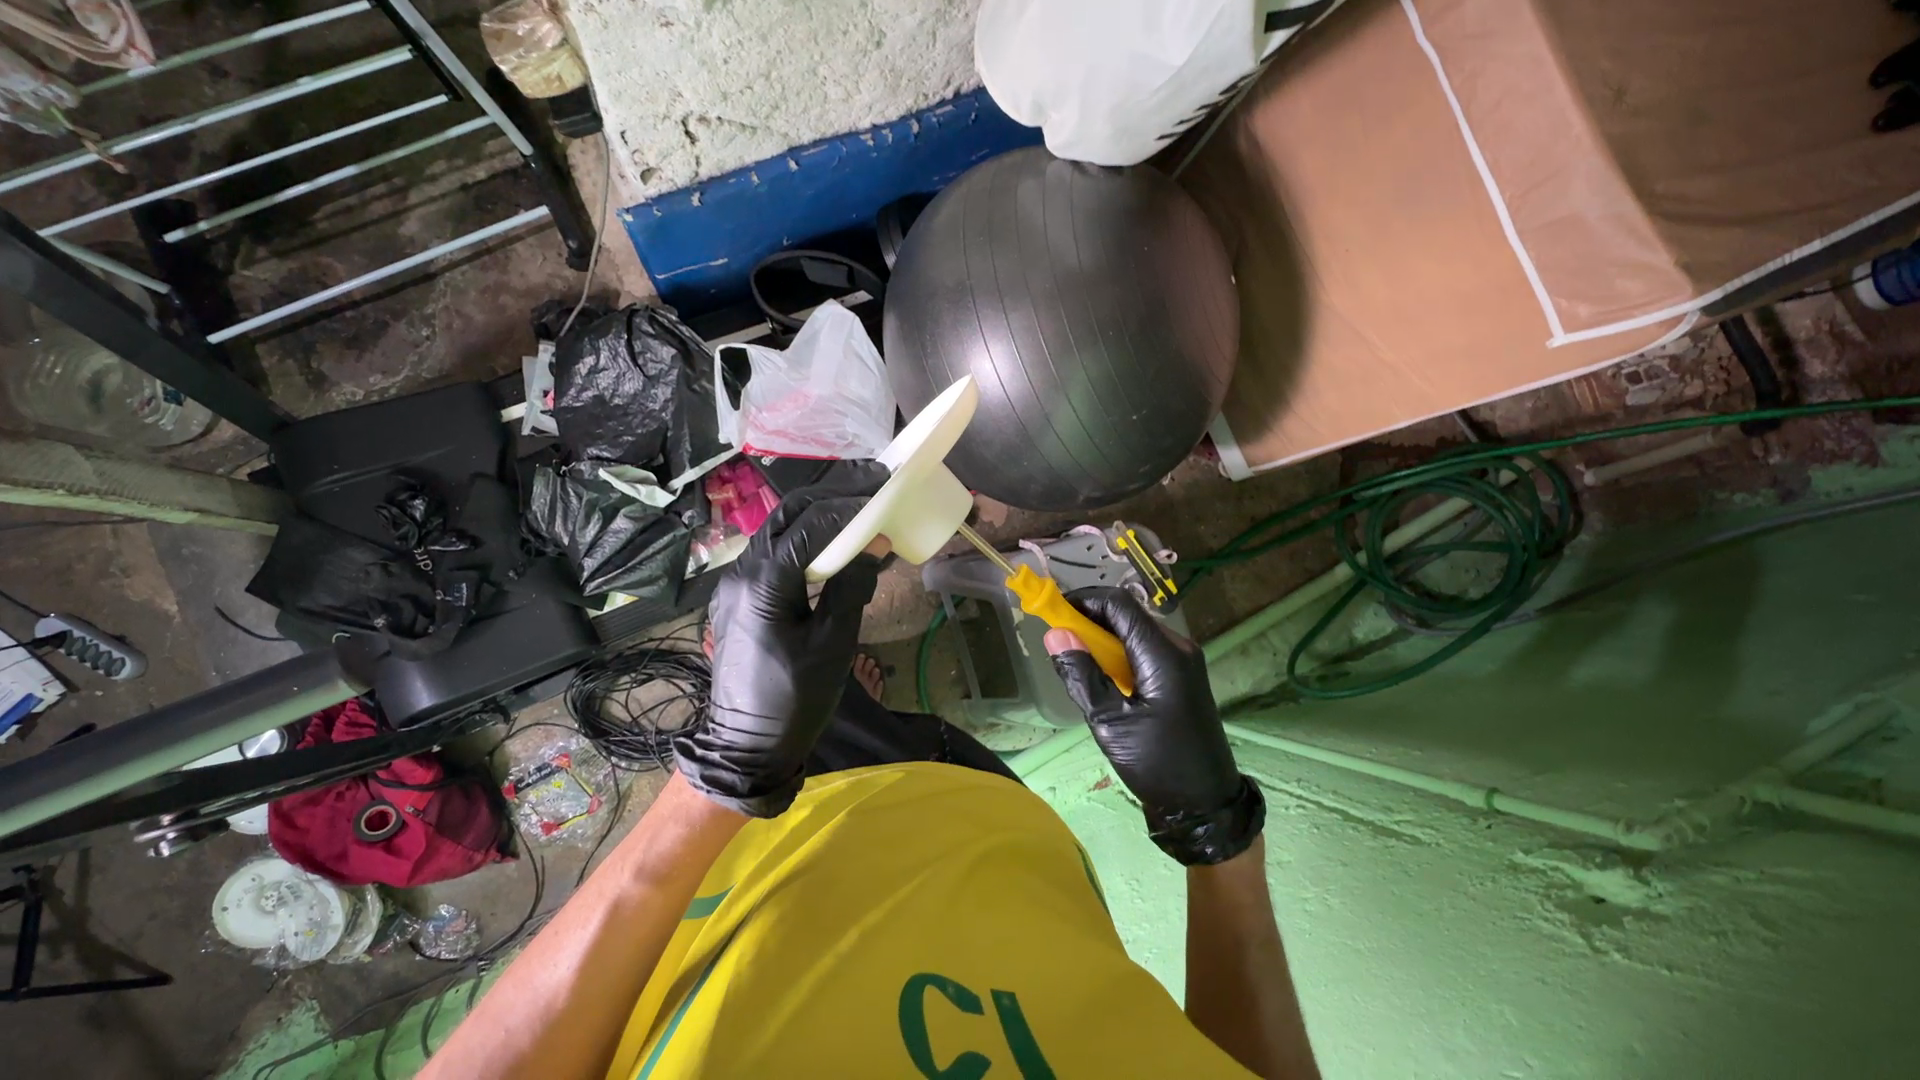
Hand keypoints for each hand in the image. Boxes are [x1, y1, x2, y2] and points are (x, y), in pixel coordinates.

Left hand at [673, 464, 887, 816]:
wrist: (746, 746)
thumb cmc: (794, 700)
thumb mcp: (833, 644)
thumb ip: (852, 587)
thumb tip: (875, 545)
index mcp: (763, 583)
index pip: (809, 524)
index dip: (849, 504)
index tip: (884, 491)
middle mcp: (741, 573)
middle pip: (787, 514)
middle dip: (832, 494)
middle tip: (874, 482)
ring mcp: (735, 584)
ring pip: (778, 530)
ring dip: (818, 514)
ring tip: (860, 506)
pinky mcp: (740, 598)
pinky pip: (774, 554)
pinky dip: (806, 540)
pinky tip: (834, 545)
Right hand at [1044, 587, 1262, 864]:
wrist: (1204, 802)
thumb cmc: (1157, 763)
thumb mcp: (1110, 723)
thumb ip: (1082, 675)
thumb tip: (1055, 635)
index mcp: (1163, 653)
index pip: (1118, 604)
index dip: (1082, 601)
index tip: (1051, 612)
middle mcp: (1178, 647)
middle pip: (1127, 614)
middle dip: (1089, 620)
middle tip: (1059, 641)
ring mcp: (1183, 660)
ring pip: (1134, 631)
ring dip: (1103, 638)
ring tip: (1076, 662)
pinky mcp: (1181, 675)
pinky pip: (1144, 649)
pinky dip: (1118, 654)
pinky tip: (1102, 678)